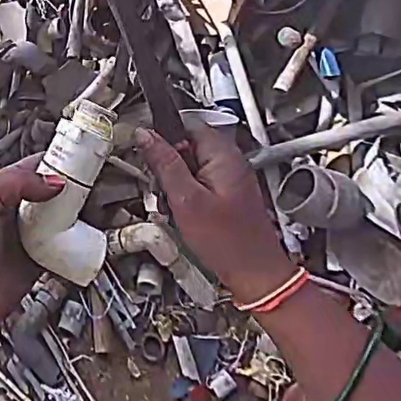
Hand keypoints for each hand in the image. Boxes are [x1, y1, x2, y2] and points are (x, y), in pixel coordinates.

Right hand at [136, 126, 295, 304]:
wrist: (255, 276)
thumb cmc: (228, 243)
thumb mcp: (186, 199)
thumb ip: (164, 163)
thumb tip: (145, 135)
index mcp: (223, 154)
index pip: (185, 124)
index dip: (163, 136)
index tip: (149, 152)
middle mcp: (230, 161)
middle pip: (186, 144)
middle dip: (167, 163)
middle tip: (163, 186)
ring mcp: (229, 177)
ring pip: (189, 165)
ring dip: (175, 180)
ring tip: (174, 203)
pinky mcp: (226, 193)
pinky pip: (197, 182)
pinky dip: (185, 193)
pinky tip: (184, 211)